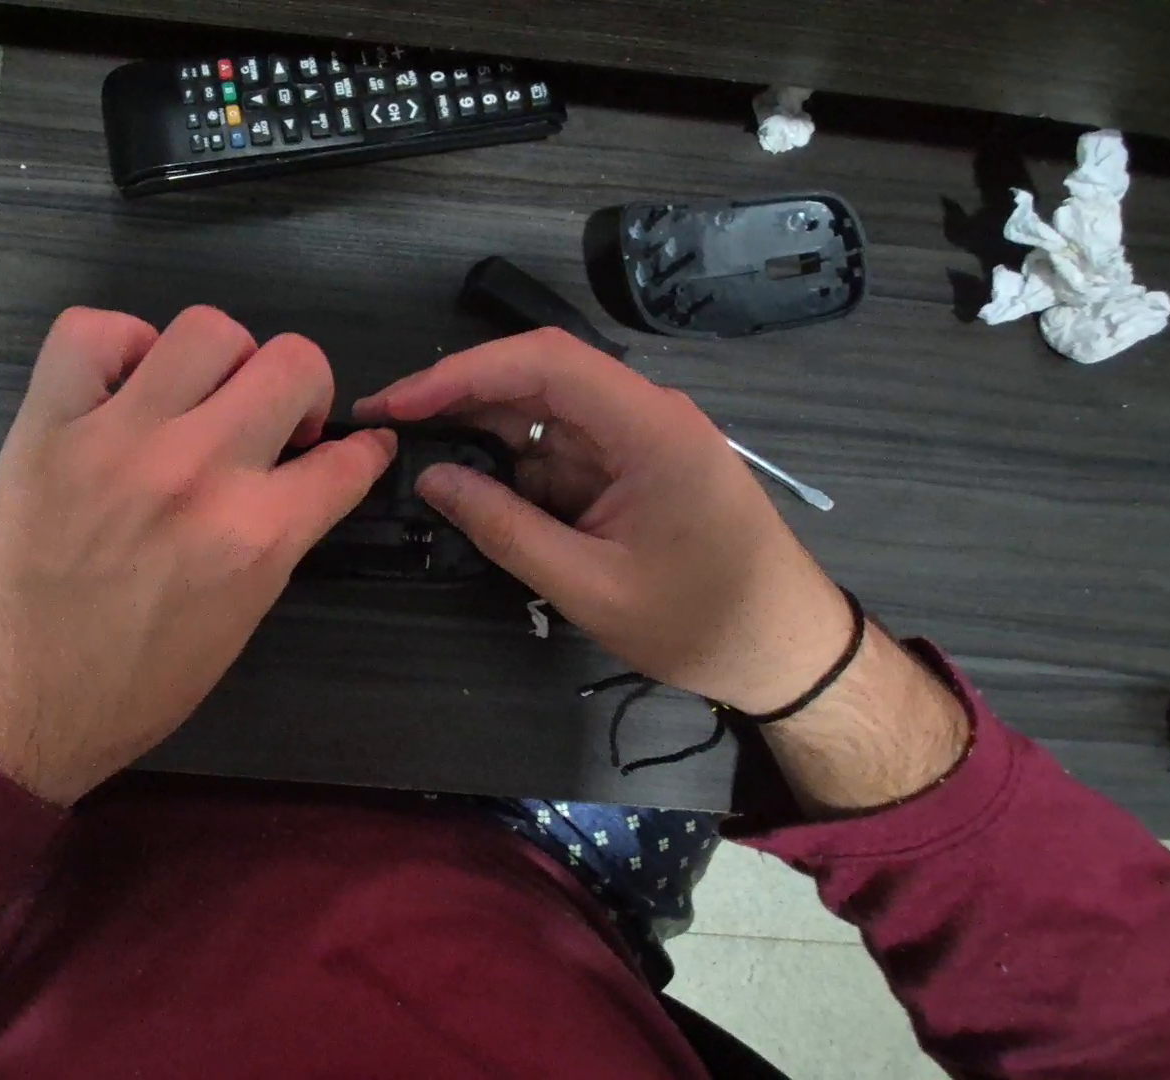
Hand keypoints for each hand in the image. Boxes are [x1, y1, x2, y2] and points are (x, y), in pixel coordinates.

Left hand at [0, 306, 394, 804]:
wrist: (14, 705)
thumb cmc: (133, 686)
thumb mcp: (237, 622)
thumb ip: (276, 542)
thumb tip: (295, 486)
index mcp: (257, 536)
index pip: (346, 461)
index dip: (365, 452)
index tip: (359, 447)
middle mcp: (199, 471)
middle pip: (294, 363)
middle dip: (306, 389)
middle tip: (277, 423)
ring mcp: (119, 439)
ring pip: (206, 330)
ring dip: (223, 361)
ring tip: (200, 399)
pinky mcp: (47, 427)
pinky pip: (93, 333)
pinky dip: (120, 345)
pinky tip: (124, 386)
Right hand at [354, 327, 847, 713]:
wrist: (782, 650)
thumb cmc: (699, 621)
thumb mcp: (589, 584)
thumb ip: (504, 528)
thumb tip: (431, 479)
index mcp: (648, 428)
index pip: (544, 364)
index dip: (462, 373)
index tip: (400, 402)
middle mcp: (641, 416)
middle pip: (536, 378)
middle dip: (457, 396)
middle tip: (387, 422)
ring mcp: (633, 441)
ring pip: (540, 414)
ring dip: (477, 431)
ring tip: (412, 452)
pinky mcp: (625, 469)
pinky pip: (554, 451)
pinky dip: (506, 466)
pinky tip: (466, 484)